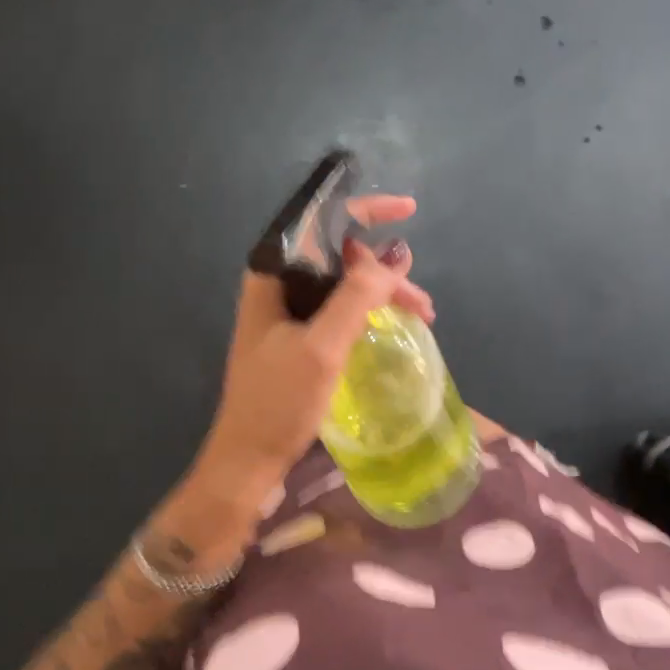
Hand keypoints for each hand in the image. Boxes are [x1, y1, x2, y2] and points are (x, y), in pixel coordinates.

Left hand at [196, 195, 434, 487]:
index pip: (322, 223)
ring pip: (342, 283)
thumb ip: (356, 296)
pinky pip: (337, 308)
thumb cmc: (279, 400)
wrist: (247, 460)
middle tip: (421, 299)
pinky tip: (392, 324)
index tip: (408, 210)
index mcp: (273, 273)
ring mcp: (284, 311)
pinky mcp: (294, 336)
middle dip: (383, 267)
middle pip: (337, 253)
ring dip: (381, 292)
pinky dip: (368, 311)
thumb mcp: (322, 346)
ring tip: (422, 316)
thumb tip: (393, 256)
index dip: (366, 210)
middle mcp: (276, 284)